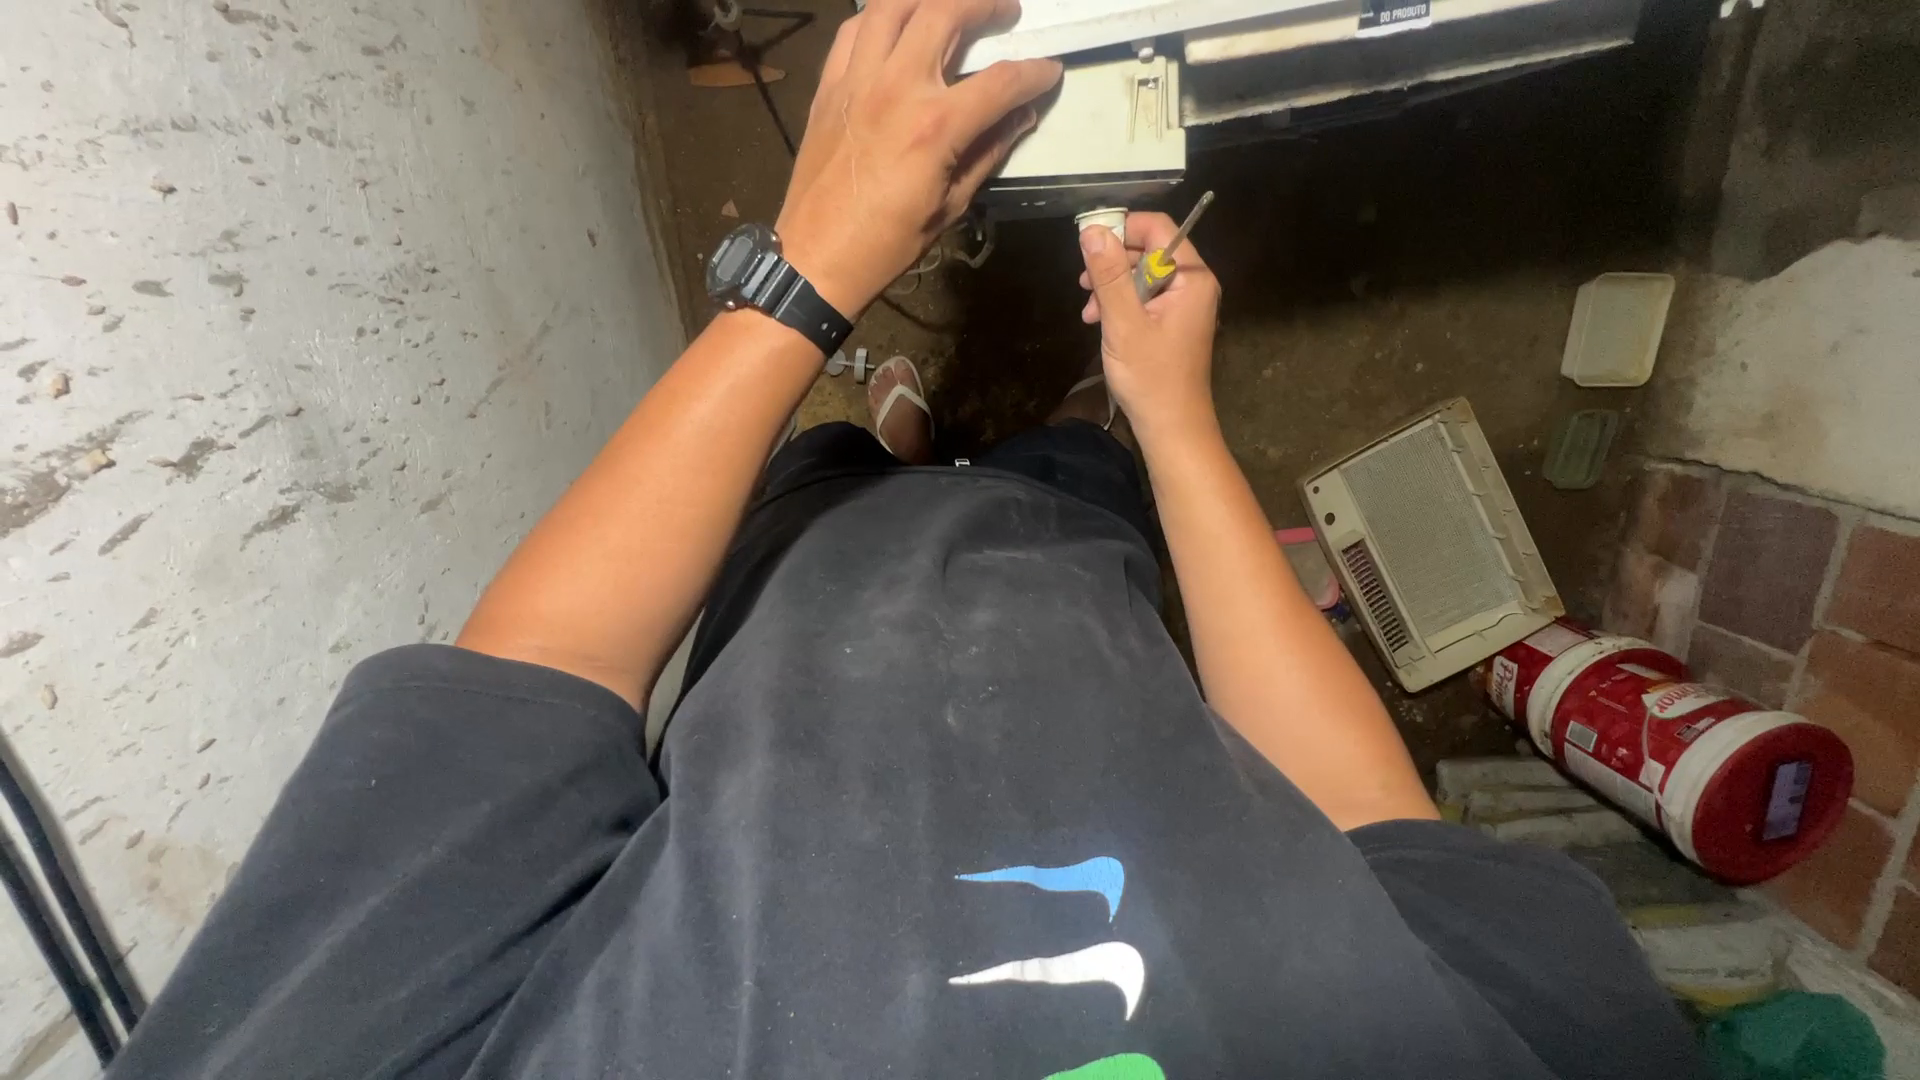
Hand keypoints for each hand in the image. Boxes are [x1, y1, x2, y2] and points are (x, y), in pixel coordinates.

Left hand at [775, 0, 1061, 315]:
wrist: (818, 258)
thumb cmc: (888, 244)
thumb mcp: (950, 207)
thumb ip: (987, 154)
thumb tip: (1018, 119)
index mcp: (936, 126)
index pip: (1000, 82)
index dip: (1034, 74)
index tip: (1050, 72)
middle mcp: (898, 87)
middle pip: (947, 12)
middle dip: (986, 3)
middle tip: (1006, 10)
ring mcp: (858, 80)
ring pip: (894, 4)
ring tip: (950, 4)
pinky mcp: (829, 86)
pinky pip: (854, 31)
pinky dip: (880, 18)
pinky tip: (895, 27)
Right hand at [1077, 213, 1220, 437]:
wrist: (1171, 425)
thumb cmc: (1150, 377)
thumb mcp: (1123, 323)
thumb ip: (1109, 275)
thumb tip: (1091, 230)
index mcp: (1192, 278)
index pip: (1159, 229)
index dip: (1123, 229)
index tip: (1089, 247)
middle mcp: (1194, 285)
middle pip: (1150, 251)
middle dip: (1113, 264)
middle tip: (1084, 285)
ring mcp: (1185, 305)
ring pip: (1143, 276)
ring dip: (1112, 288)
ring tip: (1090, 313)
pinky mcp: (1174, 323)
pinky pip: (1146, 299)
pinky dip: (1122, 305)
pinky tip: (1101, 323)